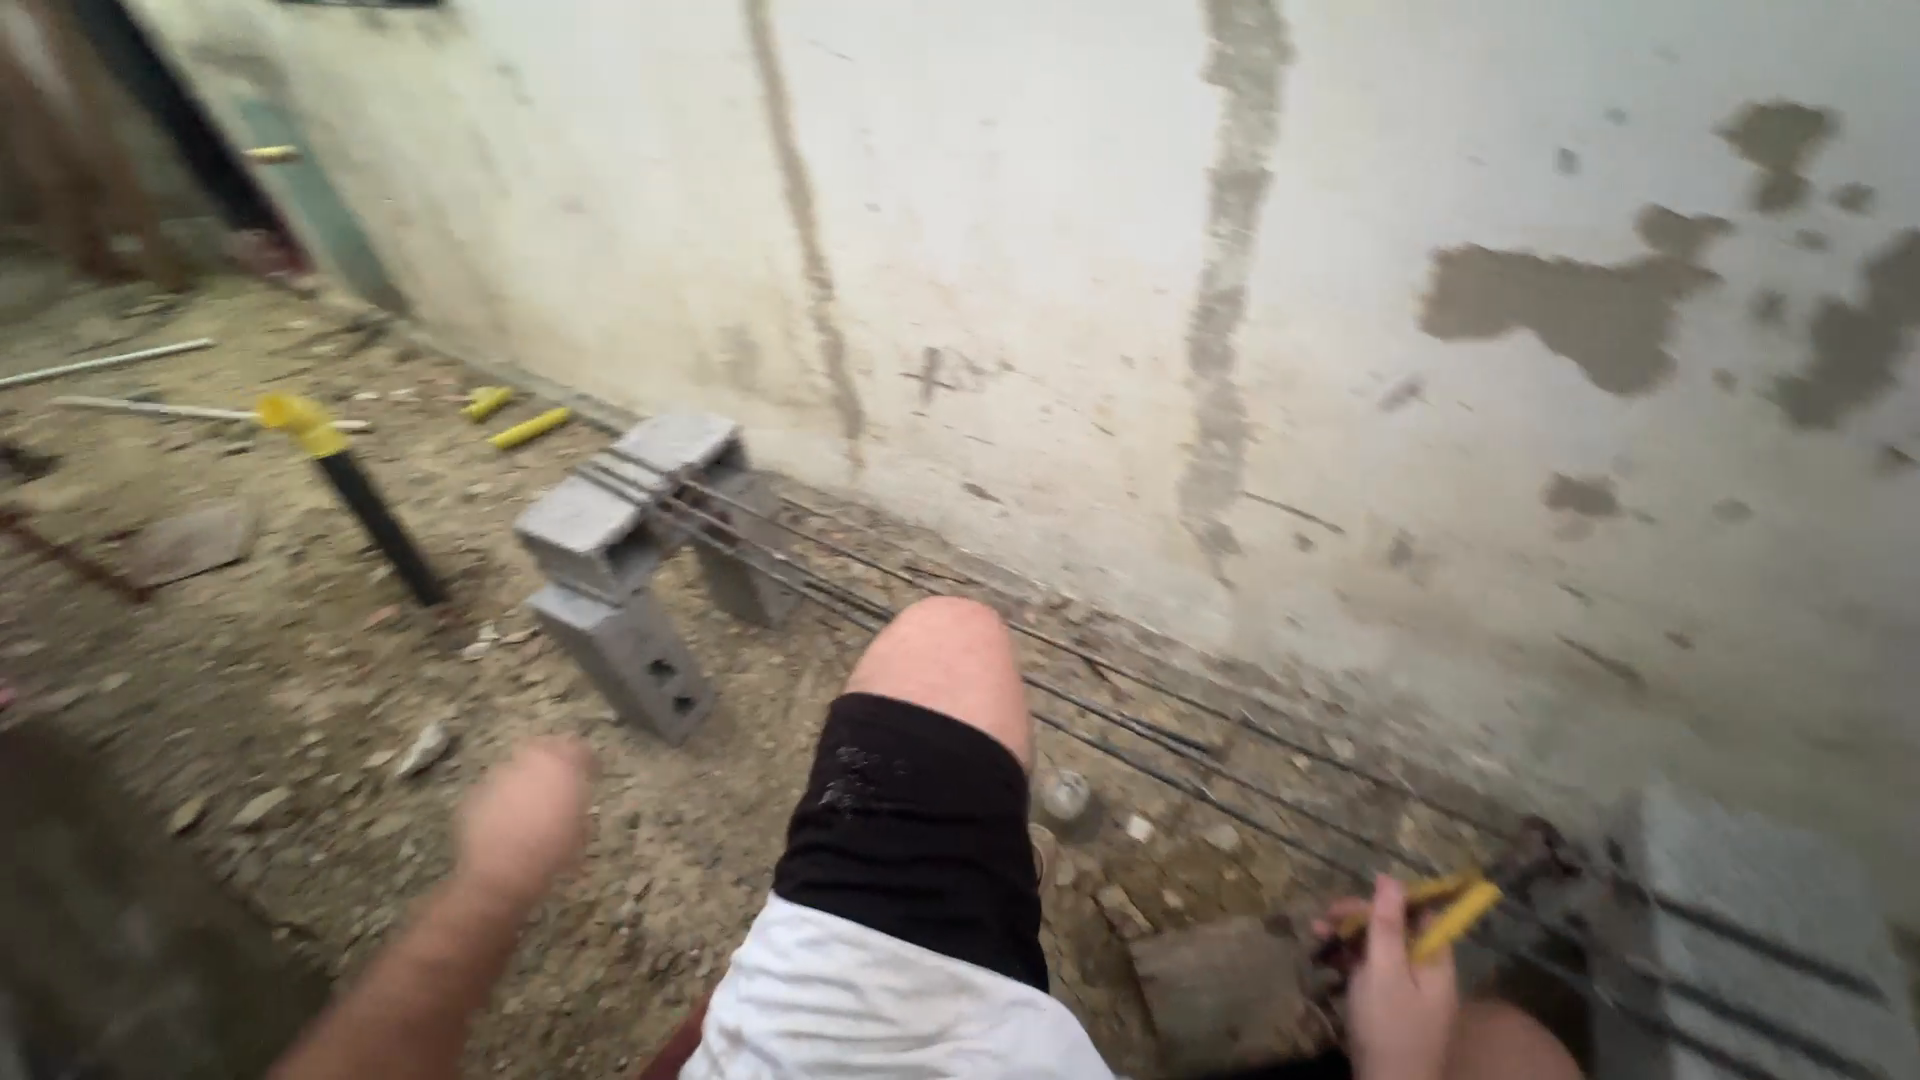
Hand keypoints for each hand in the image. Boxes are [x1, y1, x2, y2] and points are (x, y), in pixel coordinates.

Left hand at [454, 738, 593, 910]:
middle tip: (559, 782)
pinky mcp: (474, 795)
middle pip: (544, 748)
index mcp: (562, 764)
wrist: (500, 874)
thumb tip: (573, 797)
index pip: (579, 748)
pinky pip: (495, 789)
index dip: (587, 761)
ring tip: (529, 803)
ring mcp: (498, 776)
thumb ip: (578, 800)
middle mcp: (529, 761)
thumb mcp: (582, 825)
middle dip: (553, 762)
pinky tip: (506, 818)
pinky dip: (503, 797)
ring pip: (517, 768)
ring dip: (526, 779)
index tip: (592, 775)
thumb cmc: (553, 850)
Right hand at [1317, 876, 1458, 1079]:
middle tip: (1325, 917)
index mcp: (1435, 962)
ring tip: (1316, 933)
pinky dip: (1348, 959)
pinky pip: (1369, 969)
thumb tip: (1391, 878)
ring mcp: (1407, 990)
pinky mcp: (1387, 1004)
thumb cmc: (1389, 1026)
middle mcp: (1425, 971)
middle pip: (1395, 929)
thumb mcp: (1384, 970)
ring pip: (1378, 948)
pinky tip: (1324, 957)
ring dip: (1348, 936)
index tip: (1357, 899)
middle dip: (1359, 918)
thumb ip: (1387, 924)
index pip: (1421, 915)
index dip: (1390, 900)